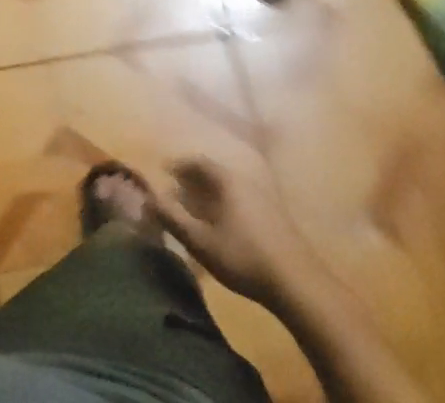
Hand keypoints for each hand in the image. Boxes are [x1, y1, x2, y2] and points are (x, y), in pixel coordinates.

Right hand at [155, 150, 306, 305]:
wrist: (297, 284)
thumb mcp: (200, 240)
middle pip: (215, 173)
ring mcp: (264, 199)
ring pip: (229, 188)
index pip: (198, 161)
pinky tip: (219, 225)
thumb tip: (147, 197)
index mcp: (228, 181)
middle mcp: (247, 182)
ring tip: (193, 209)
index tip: (163, 171)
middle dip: (192, 179)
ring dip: (209, 193)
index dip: (178, 164)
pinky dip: (224, 204)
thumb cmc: (243, 257)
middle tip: (174, 191)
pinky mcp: (275, 217)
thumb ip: (171, 217)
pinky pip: (241, 200)